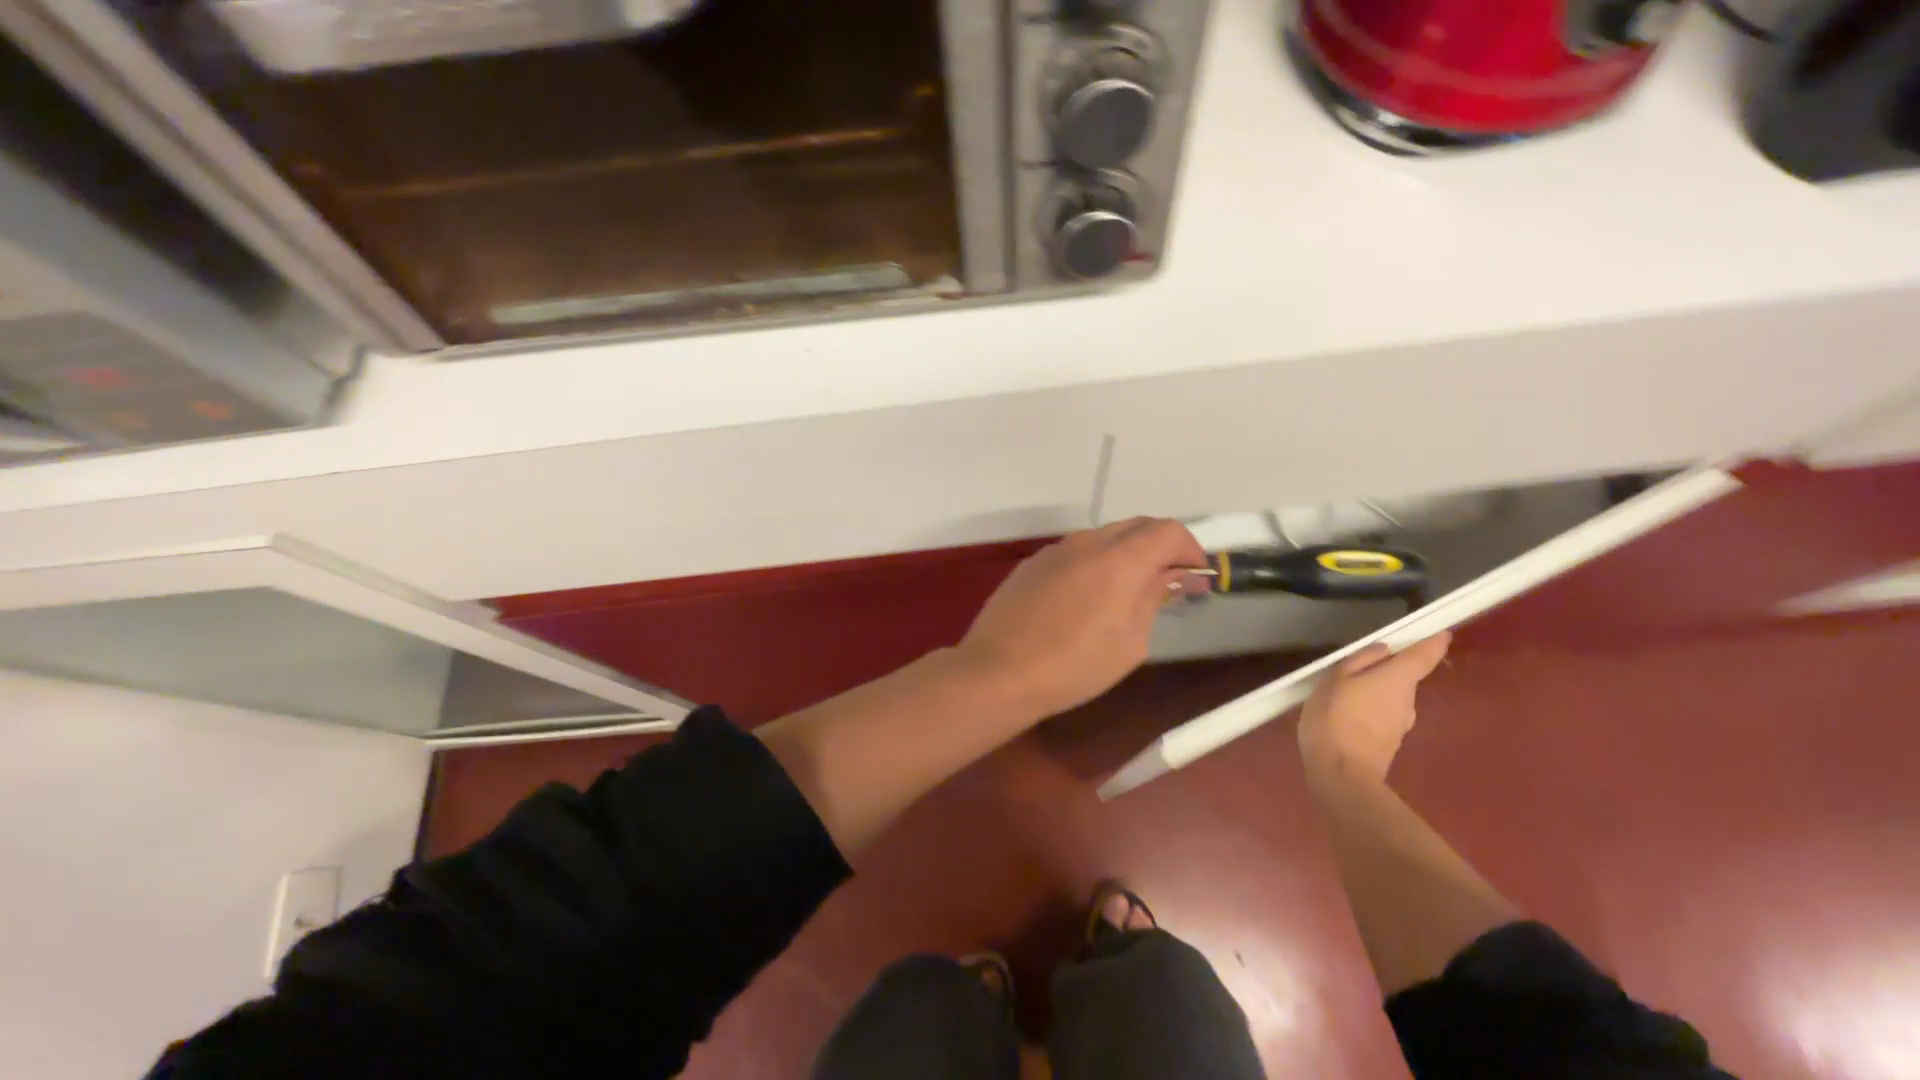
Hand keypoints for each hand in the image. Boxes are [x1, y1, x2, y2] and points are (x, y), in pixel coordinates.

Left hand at [954, 518, 1207, 718]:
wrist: (998, 672)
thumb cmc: (1074, 666)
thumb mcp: (1130, 642)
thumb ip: (1153, 599)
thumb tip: (1174, 577)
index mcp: (1120, 559)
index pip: (1168, 531)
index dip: (1189, 550)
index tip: (1195, 578)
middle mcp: (1088, 543)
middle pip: (1137, 527)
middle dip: (1160, 548)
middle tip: (1169, 583)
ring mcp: (1056, 550)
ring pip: (1104, 537)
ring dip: (1126, 554)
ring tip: (1129, 594)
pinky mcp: (1032, 564)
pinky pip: (1075, 552)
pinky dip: (1095, 563)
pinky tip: (1088, 599)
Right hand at [1297, 633, 1450, 783]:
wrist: (1342, 775)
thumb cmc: (1336, 719)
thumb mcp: (1335, 680)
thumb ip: (1360, 661)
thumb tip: (1383, 650)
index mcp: (1397, 679)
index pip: (1424, 656)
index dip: (1434, 643)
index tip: (1443, 634)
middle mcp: (1408, 701)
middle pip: (1404, 679)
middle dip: (1388, 673)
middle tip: (1358, 671)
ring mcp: (1401, 725)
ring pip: (1392, 700)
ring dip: (1377, 695)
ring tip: (1346, 698)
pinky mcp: (1389, 744)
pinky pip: (1382, 718)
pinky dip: (1370, 714)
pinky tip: (1346, 720)